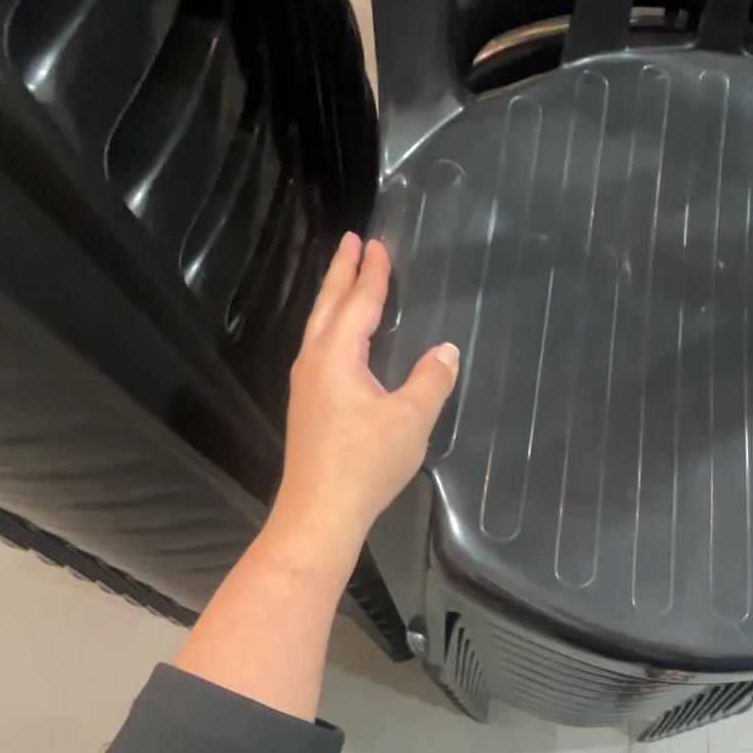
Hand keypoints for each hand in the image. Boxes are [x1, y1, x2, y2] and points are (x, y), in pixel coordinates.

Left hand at [277, 233, 459, 541]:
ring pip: (318, 327)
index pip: (359, 303)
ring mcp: (306, 384)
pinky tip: (338, 339)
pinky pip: (318, 347)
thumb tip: (447, 350)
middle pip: (328, 306)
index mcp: (337, 356)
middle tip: (350, 242)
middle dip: (341, 273)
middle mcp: (314, 361)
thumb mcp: (411, 420)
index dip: (372, 275)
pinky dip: (331, 327)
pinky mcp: (308, 405)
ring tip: (343, 280)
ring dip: (333, 299)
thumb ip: (431, 380)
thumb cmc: (366, 462)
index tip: (377, 245)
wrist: (320, 509)